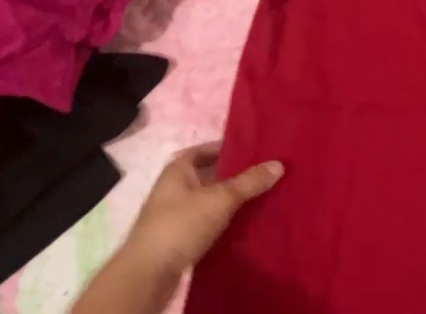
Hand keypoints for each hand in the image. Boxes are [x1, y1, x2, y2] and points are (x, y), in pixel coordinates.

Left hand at [123, 141, 283, 275]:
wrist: (146, 276)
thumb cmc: (181, 225)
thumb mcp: (221, 199)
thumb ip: (250, 181)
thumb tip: (280, 164)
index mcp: (177, 171)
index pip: (205, 150)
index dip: (227, 147)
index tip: (253, 150)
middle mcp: (172, 189)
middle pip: (208, 175)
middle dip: (233, 175)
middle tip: (262, 172)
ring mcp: (172, 216)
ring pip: (207, 200)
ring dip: (228, 200)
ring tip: (259, 196)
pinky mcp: (176, 240)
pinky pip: (205, 222)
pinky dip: (221, 221)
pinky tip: (242, 223)